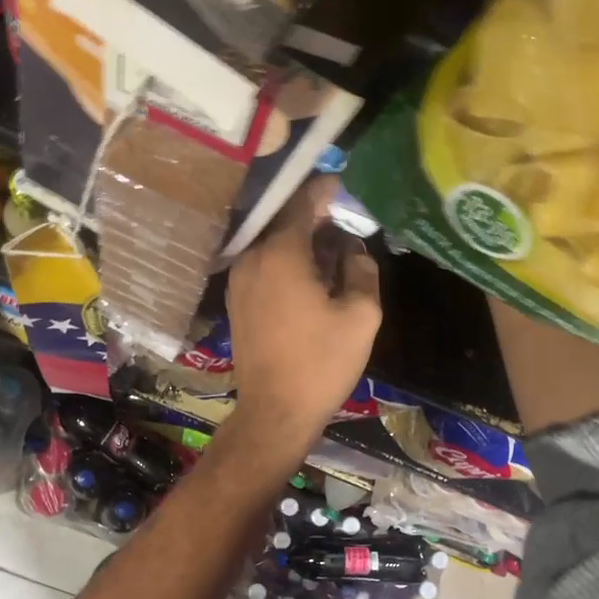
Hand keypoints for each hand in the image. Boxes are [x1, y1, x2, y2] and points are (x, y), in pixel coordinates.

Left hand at [225, 178, 381, 447]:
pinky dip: (287, 265)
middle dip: (319, 220)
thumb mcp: (362, 315)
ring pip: (274, 246)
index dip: (328, 189)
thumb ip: (362, 269)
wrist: (274, 412)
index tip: (349, 185)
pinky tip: (312, 283)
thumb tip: (353, 248)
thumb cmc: (321, 364)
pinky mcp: (236, 302)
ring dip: (303, 245)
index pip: (303, 201)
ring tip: (335, 259)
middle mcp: (251, 258)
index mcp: (280, 254)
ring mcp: (238, 281)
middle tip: (350, 227)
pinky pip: (265, 268)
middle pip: (287, 223)